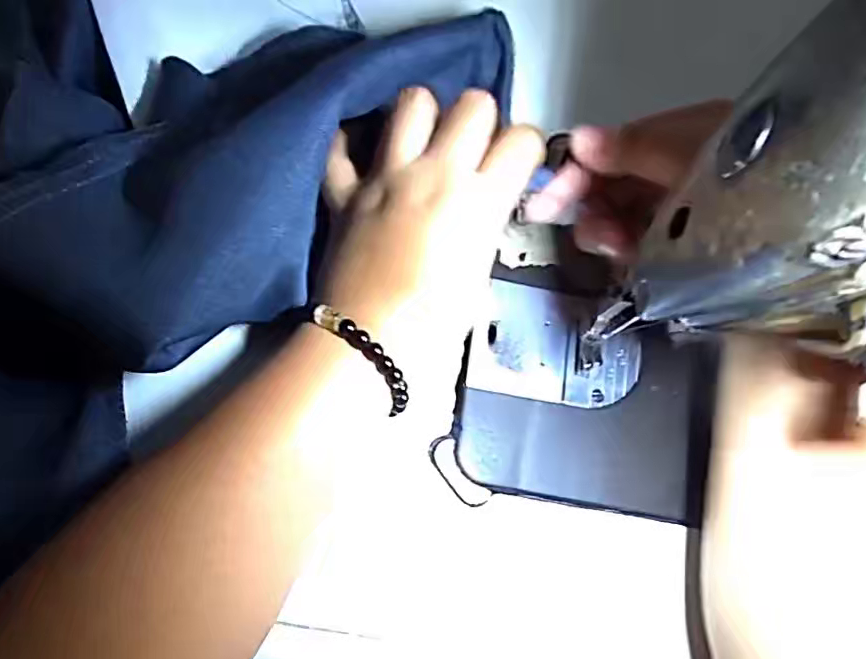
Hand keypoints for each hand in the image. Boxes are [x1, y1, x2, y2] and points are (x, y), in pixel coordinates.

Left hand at [318, 87, 544, 419]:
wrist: (369, 349)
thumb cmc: (432, 334)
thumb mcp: (476, 284)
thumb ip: (480, 238)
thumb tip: (474, 223)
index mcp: (480, 202)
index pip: (522, 140)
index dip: (522, 151)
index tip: (513, 170)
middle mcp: (437, 174)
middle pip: (472, 104)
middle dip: (477, 124)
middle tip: (467, 157)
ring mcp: (386, 178)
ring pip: (412, 102)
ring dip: (422, 119)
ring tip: (419, 150)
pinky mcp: (345, 195)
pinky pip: (343, 149)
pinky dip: (351, 148)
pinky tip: (363, 159)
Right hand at [518, 101, 732, 261]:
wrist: (786, 233)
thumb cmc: (745, 183)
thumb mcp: (684, 157)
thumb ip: (630, 149)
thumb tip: (580, 141)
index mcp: (673, 142)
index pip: (607, 154)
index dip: (573, 175)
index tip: (545, 199)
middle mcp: (668, 175)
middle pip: (608, 191)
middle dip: (592, 211)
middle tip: (594, 231)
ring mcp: (670, 213)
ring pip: (616, 223)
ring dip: (607, 236)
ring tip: (618, 246)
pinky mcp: (672, 250)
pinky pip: (631, 250)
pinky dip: (622, 255)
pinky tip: (628, 258)